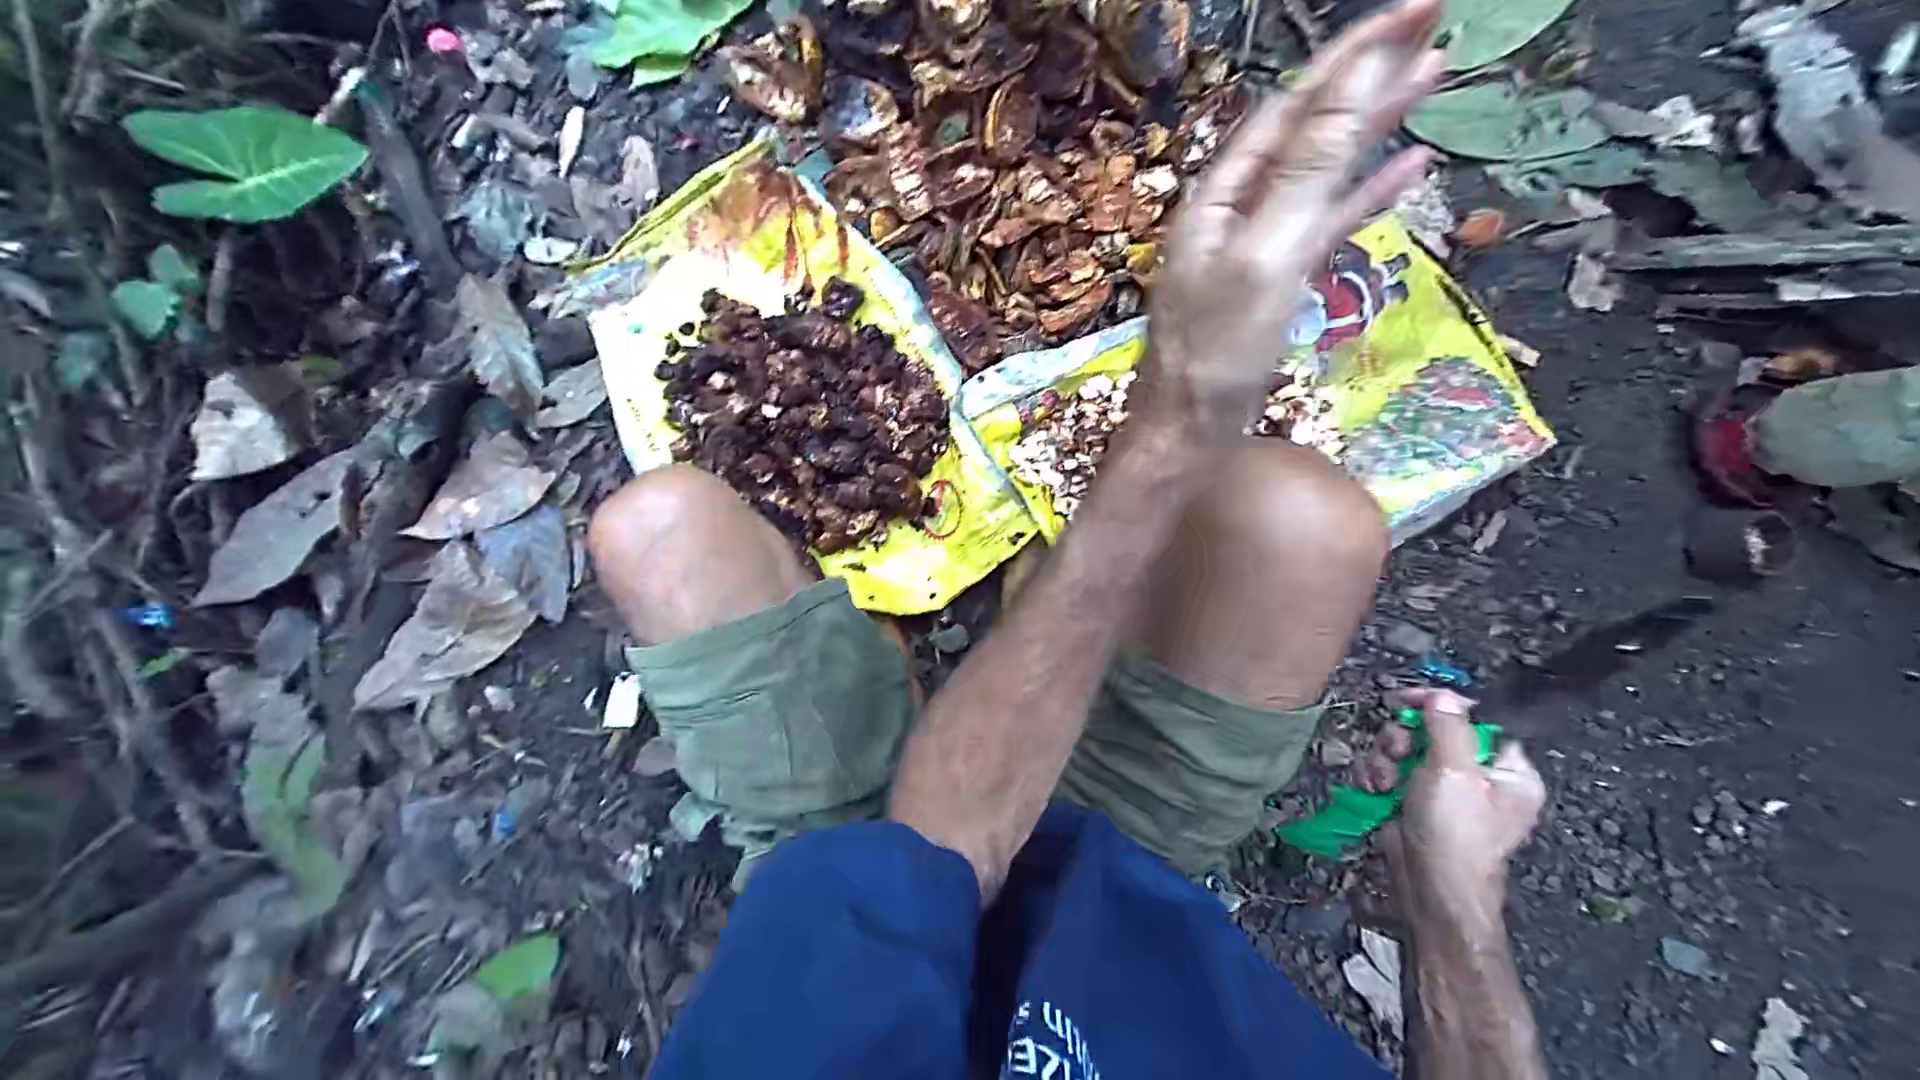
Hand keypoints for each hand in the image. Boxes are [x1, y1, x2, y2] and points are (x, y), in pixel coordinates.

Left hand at [1138, 0, 1444, 446]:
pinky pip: (1322, 229)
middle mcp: (1232, 216)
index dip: (1350, 56)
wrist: (1190, 431)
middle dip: (1366, 78)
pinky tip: (1405, 170)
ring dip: (1371, 130)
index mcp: (1219, 200)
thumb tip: (1355, 80)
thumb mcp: (1264, 257)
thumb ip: (1307, 173)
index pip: (1289, 108)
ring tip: (1433, 77)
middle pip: (1305, 132)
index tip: (1417, 6)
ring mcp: (1254, 250)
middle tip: (1437, 23)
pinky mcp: (1273, 285)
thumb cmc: (1216, 354)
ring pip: (1319, 176)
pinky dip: (1362, 198)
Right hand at [1383, 688, 1545, 926]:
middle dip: (1405, 737)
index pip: (1478, 720)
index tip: (1412, 700)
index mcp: (1507, 770)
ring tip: (1385, 780)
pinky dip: (1377, 774)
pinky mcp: (1411, 797)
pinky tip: (1377, 789)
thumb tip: (1444, 694)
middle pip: (1431, 729)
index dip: (1444, 706)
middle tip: (1398, 749)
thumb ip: (1448, 727)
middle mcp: (1476, 775)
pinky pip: (1388, 768)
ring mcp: (1441, 787)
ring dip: (1385, 757)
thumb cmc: (1455, 833)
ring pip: (1403, 747)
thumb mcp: (1454, 773)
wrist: (1429, 887)